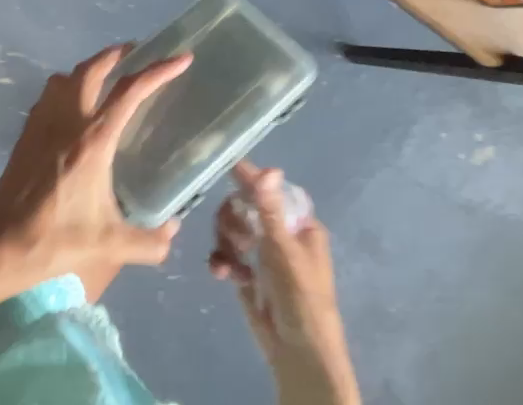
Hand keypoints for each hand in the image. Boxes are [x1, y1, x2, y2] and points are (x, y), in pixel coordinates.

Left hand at [0, 44, 191, 300]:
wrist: (2, 243)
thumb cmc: (58, 239)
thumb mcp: (112, 245)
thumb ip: (150, 241)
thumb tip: (173, 232)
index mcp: (93, 140)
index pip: (130, 92)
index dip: (158, 71)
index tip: (181, 58)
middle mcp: (67, 121)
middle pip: (92, 69)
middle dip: (116, 55)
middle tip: (136, 52)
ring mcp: (42, 123)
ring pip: (65, 78)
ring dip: (87, 69)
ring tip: (104, 76)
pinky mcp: (26, 133)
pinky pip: (48, 96)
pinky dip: (65, 88)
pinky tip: (72, 107)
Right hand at [210, 162, 360, 404]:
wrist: (296, 353)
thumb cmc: (300, 298)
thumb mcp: (283, 251)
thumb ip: (270, 210)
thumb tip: (268, 168)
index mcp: (298, 224)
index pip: (269, 190)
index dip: (248, 181)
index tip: (222, 169)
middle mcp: (280, 234)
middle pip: (244, 207)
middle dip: (233, 221)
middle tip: (234, 237)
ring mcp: (263, 254)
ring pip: (231, 230)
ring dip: (226, 244)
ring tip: (230, 265)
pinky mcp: (247, 273)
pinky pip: (226, 254)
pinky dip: (223, 262)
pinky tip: (225, 275)